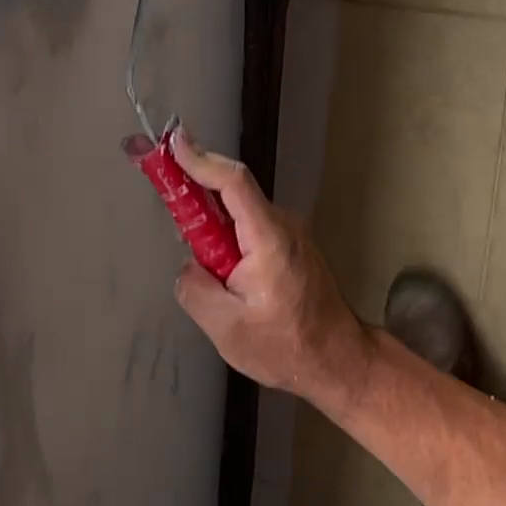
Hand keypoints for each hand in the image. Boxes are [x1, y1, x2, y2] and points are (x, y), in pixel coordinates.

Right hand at [171, 131, 373, 402]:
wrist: (341, 362)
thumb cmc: (287, 348)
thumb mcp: (226, 329)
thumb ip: (195, 288)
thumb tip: (188, 264)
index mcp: (269, 238)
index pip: (233, 182)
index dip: (201, 159)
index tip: (172, 142)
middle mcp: (283, 224)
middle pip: (232, 193)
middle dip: (196, 193)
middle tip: (165, 195)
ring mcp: (290, 232)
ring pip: (239, 214)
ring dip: (213, 226)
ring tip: (205, 269)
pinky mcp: (291, 245)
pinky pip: (250, 228)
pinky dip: (229, 239)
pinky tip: (224, 276)